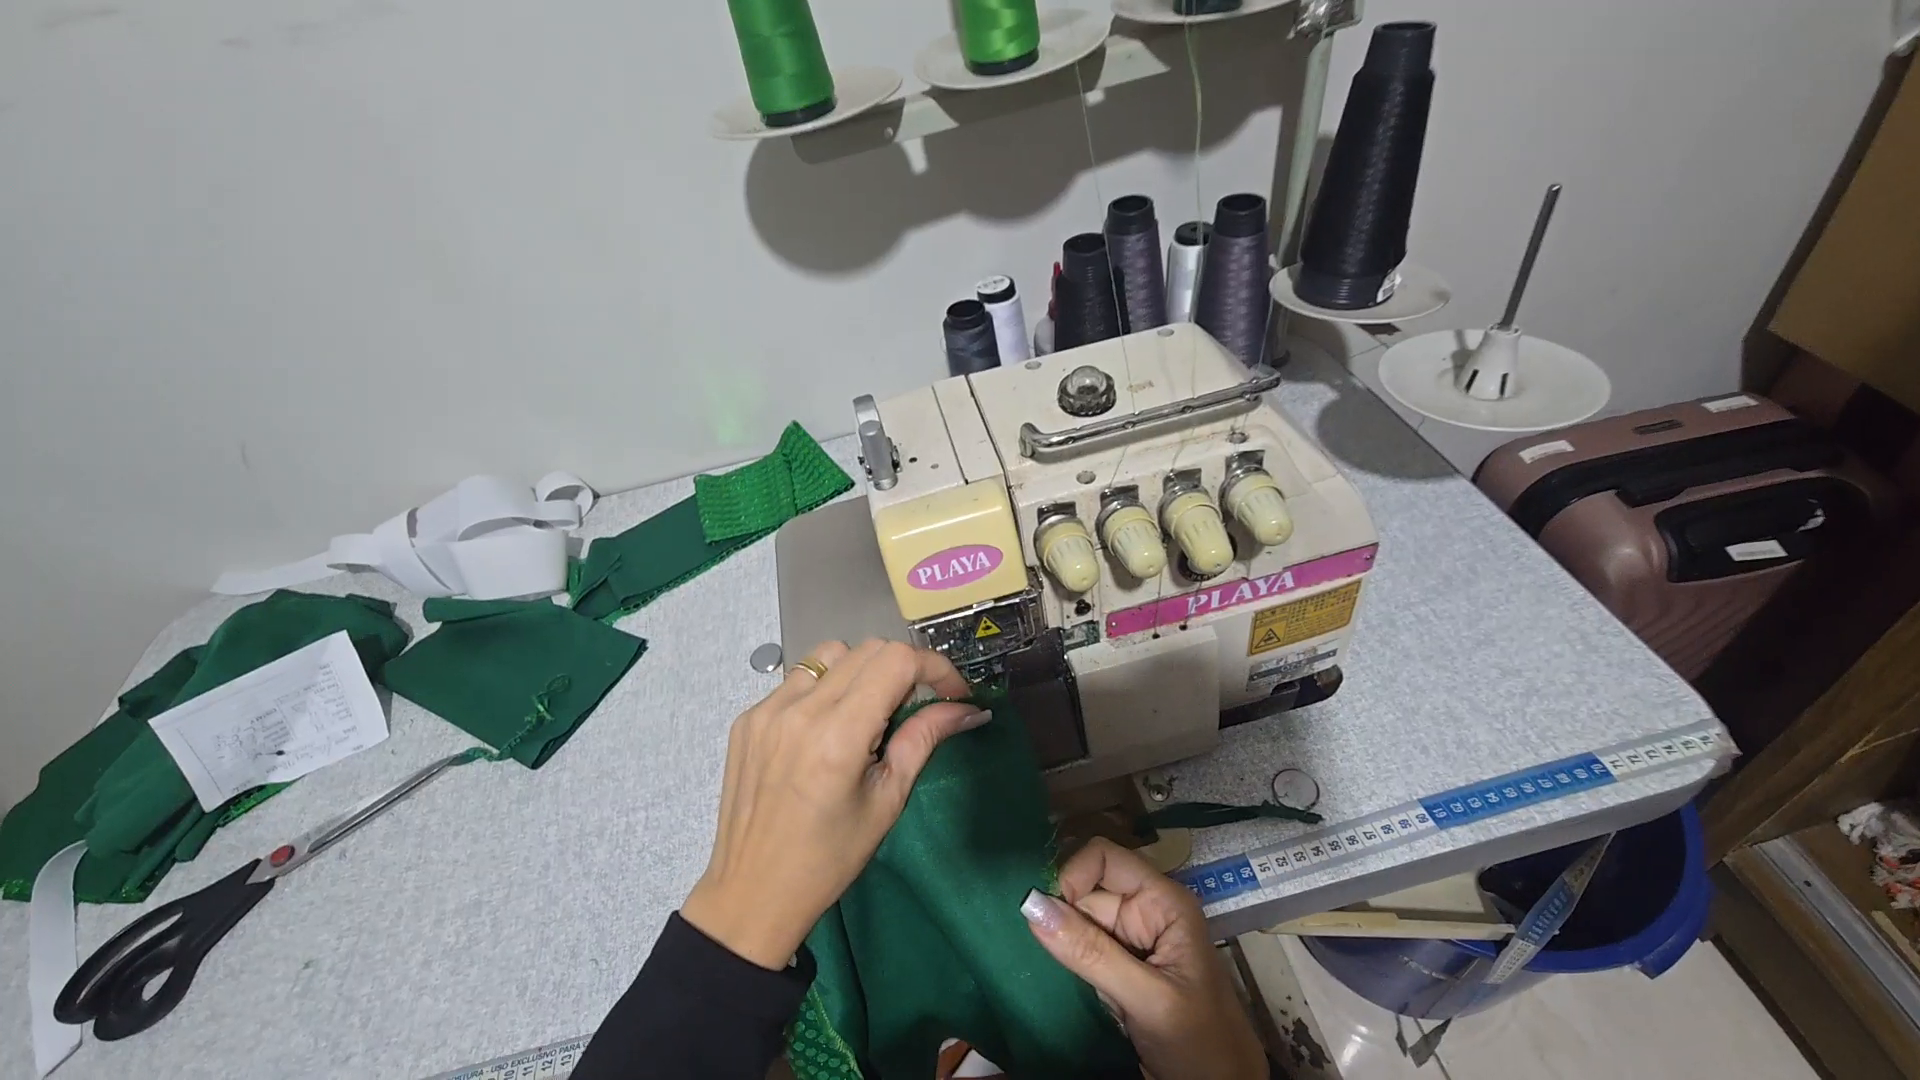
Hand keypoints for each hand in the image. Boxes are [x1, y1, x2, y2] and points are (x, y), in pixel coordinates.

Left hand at [681, 639, 988, 969]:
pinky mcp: (747, 718)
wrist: (752, 894)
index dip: (935, 667)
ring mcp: (766, 710)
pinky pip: (798, 679)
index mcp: (838, 735)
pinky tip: (824, 732)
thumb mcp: (887, 801)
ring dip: (861, 672)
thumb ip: (924, 739)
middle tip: (908, 712)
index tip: (952, 692)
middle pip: (867, 649)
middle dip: (902, 669)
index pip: (897, 660)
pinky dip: (824, 690)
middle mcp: (799, 710)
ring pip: (830, 655)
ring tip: (865, 718)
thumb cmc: (829, 859)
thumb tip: (966, 708)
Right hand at [1020, 838, 1265, 1079]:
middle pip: (1086, 890)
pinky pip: (1082, 948)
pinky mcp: (1120, 968)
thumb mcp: (1148, 999)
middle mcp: (1146, 910)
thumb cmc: (1202, 1043)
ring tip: (1061, 971)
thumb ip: (1091, 952)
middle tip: (1051, 952)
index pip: (1104, 857)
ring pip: (1079, 920)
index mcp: (1163, 901)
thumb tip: (1030, 903)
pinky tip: (1067, 979)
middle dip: (1063, 916)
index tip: (1049, 916)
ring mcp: (1132, 940)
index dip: (1072, 876)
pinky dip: (1070, 961)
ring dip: (1064, 942)